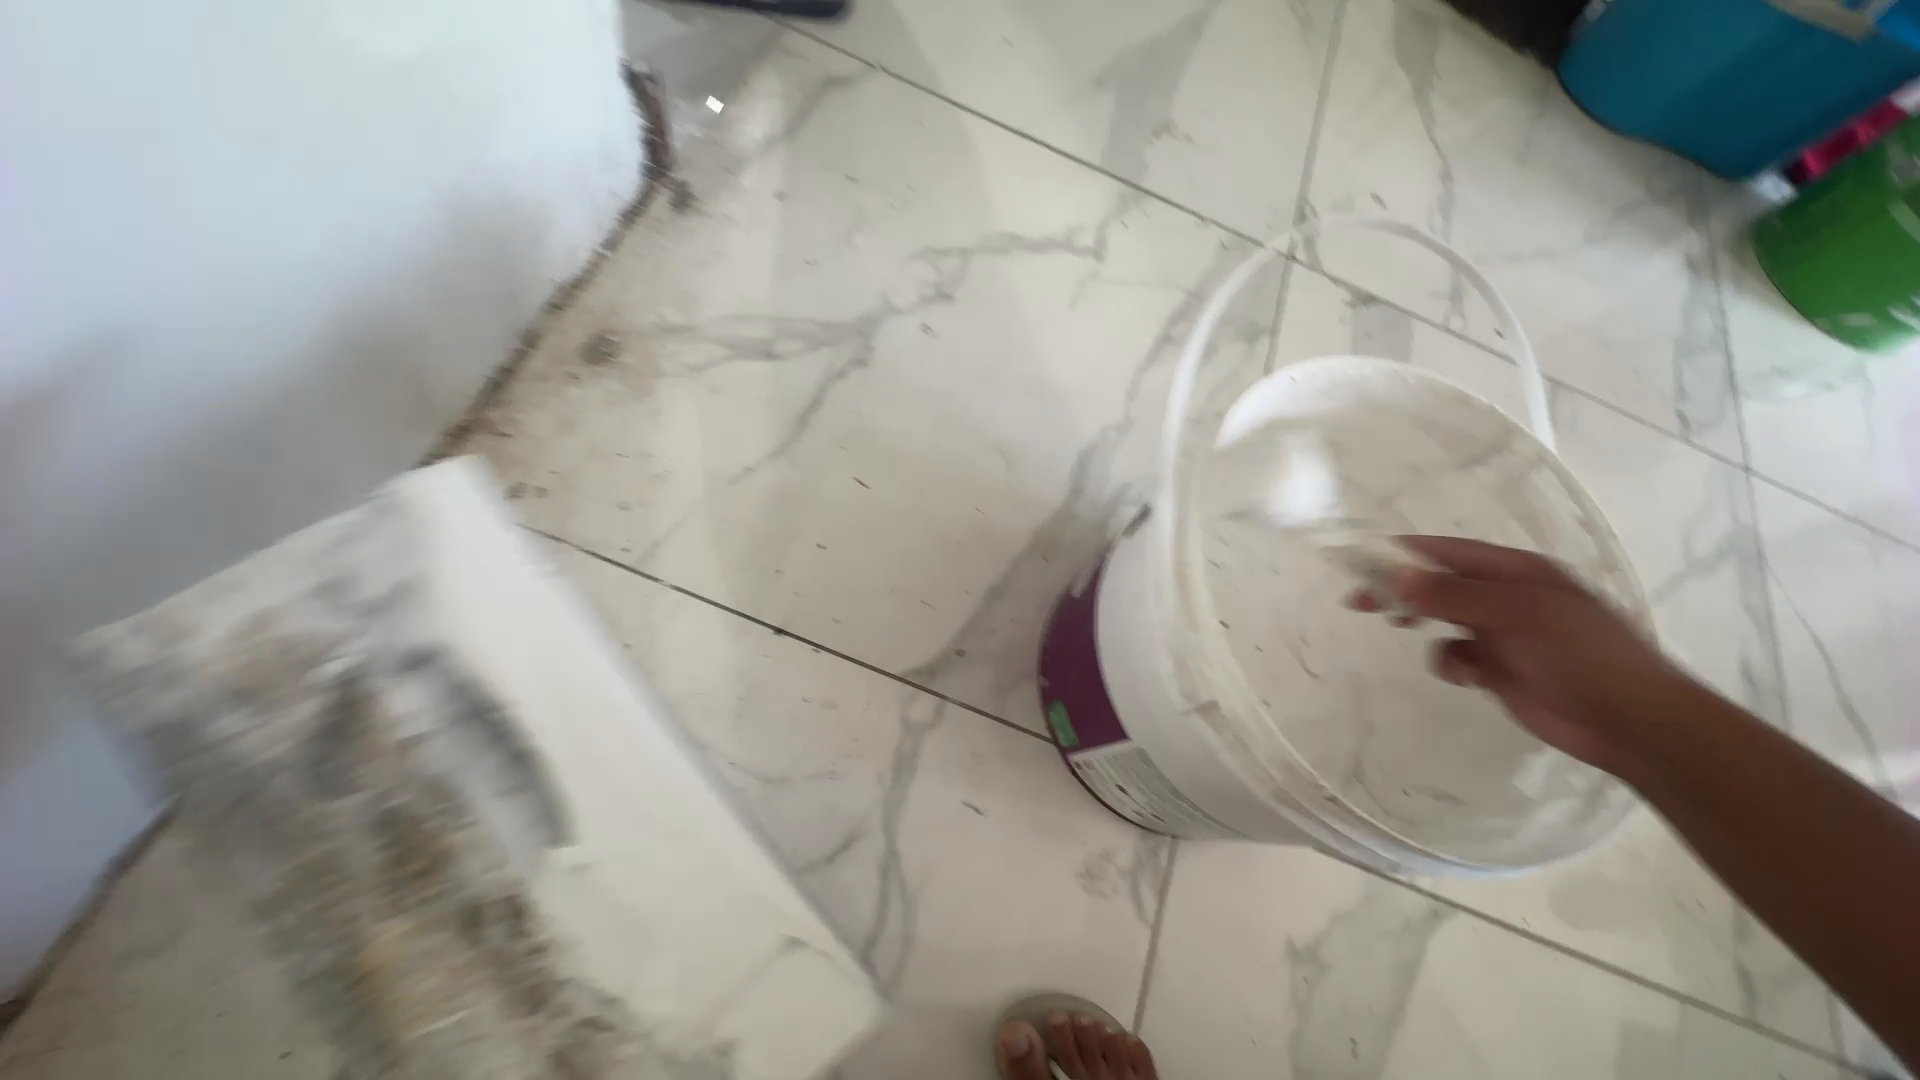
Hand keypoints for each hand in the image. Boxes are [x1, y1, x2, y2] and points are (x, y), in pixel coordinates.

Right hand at [1349, 536, 1694, 775]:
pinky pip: (1454, 656)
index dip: (1403, 553)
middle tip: (1359, 599)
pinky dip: (1450, 663)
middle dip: (1400, 587)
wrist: (1628, 721)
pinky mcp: (1497, 668)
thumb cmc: (1580, 654)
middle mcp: (1505, 596)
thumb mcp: (1517, 614)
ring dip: (1422, 622)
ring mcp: (1500, 633)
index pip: (1447, 551)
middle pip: (1438, 583)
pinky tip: (1465, 676)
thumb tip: (1398, 578)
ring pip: (1440, 618)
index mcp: (1515, 572)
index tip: (1361, 561)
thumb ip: (1455, 594)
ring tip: (1400, 626)